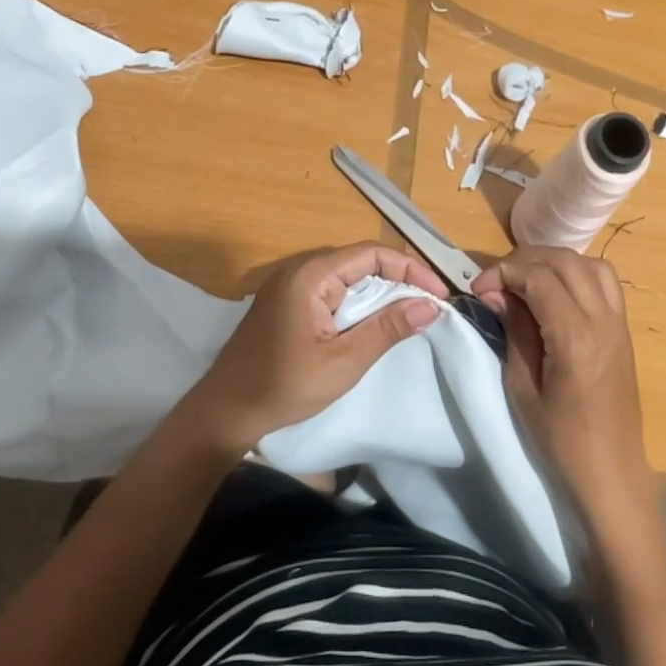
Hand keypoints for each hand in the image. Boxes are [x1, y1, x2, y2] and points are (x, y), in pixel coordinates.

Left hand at [185, 242, 446, 451]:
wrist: (227, 412)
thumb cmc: (285, 385)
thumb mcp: (344, 360)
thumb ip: (388, 328)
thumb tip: (431, 305)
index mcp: (310, 276)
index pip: (372, 254)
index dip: (411, 269)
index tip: (439, 295)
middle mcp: (298, 272)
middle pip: (360, 262)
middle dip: (399, 281)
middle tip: (429, 307)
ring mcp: (289, 289)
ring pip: (346, 280)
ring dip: (379, 295)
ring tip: (410, 317)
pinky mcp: (286, 308)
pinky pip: (331, 295)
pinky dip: (358, 307)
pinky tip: (374, 327)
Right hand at [472, 247, 654, 511]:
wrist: (610, 468)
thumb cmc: (559, 439)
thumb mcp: (522, 388)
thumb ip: (514, 332)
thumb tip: (498, 293)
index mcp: (575, 338)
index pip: (539, 277)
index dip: (504, 272)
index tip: (478, 289)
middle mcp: (603, 320)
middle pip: (566, 261)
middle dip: (526, 260)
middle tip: (496, 280)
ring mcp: (620, 323)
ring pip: (591, 264)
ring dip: (555, 262)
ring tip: (525, 281)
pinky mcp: (625, 331)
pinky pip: (606, 283)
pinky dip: (578, 274)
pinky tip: (554, 293)